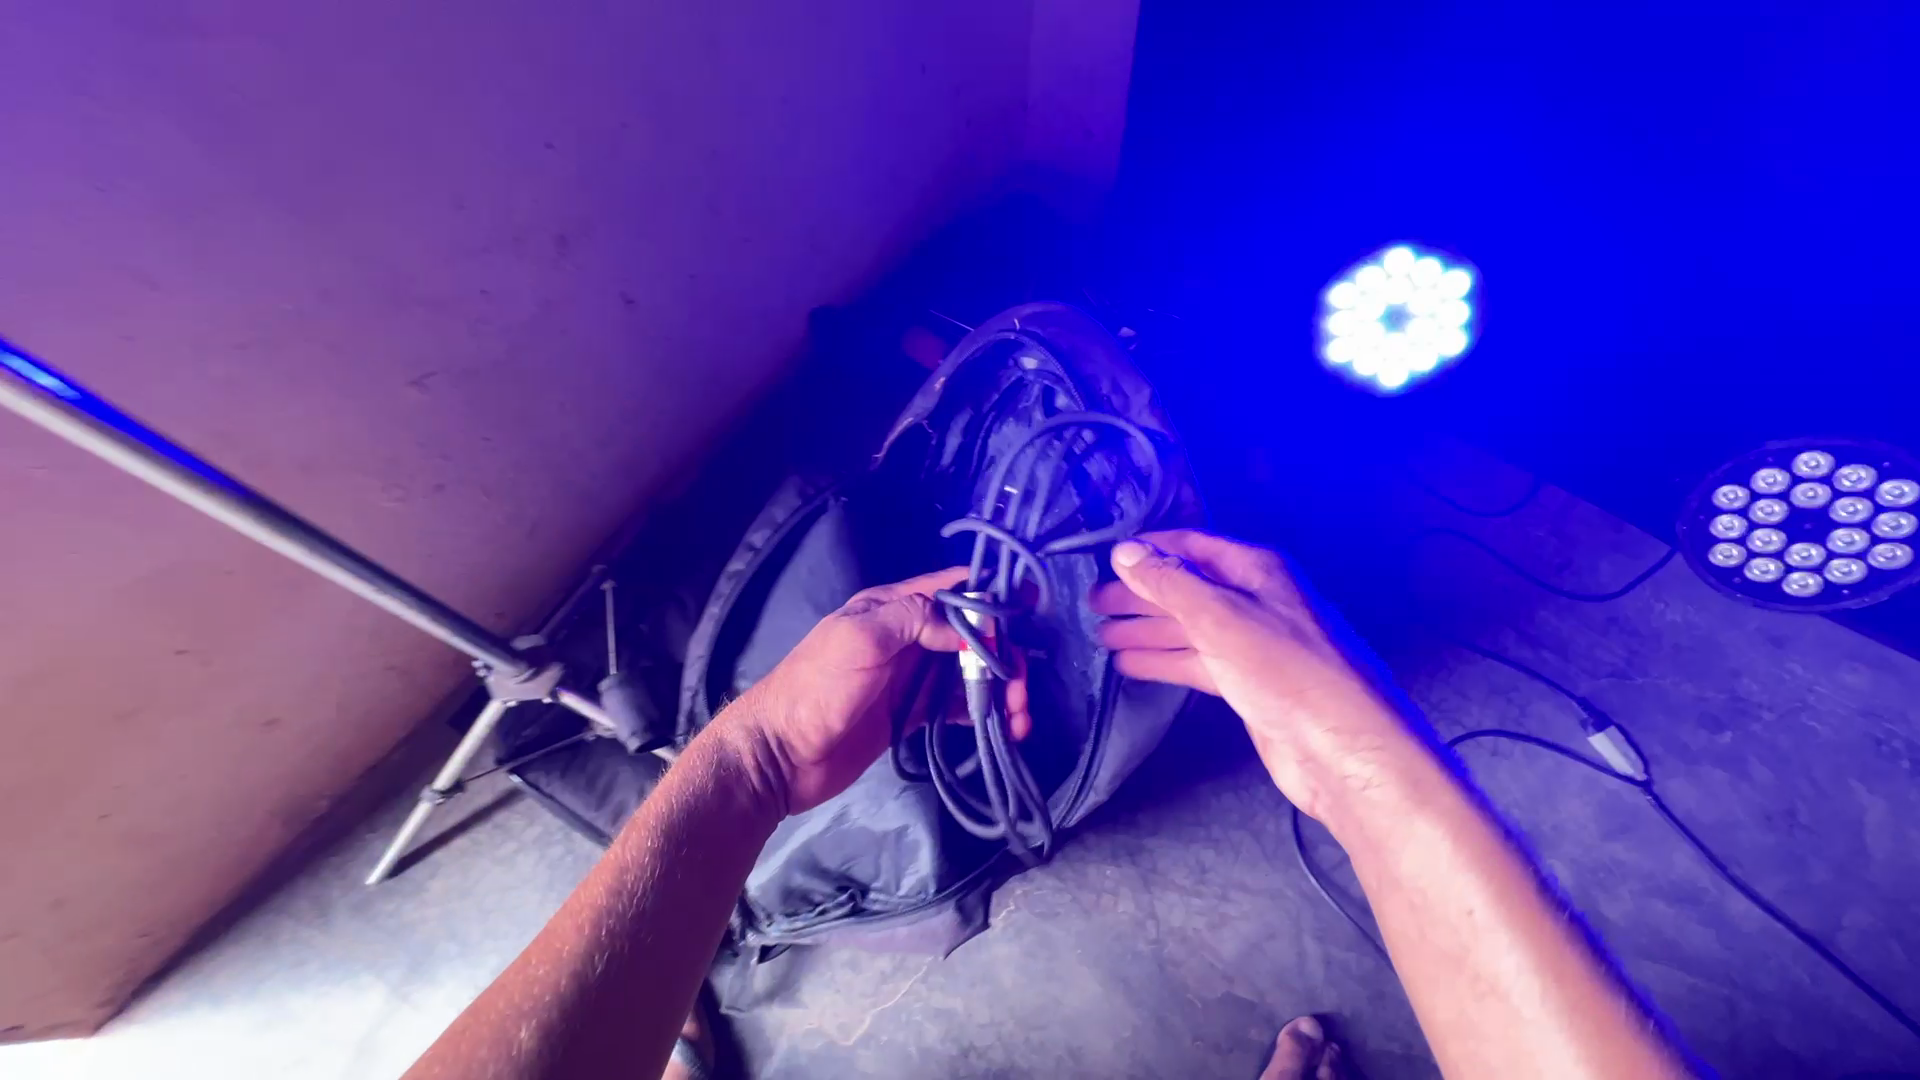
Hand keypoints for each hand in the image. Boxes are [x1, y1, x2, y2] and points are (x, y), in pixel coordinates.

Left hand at [708, 567, 1030, 818]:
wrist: (780, 756)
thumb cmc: (817, 687)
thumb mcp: (862, 638)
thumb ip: (915, 618)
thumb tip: (969, 625)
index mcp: (892, 607)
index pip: (951, 588)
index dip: (990, 594)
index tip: (1029, 607)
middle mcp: (907, 636)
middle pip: (969, 634)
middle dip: (1002, 654)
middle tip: (1021, 686)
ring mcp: (910, 677)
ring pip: (968, 672)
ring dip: (999, 688)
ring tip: (1019, 717)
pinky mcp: (911, 714)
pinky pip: (956, 706)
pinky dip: (982, 713)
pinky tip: (1003, 729)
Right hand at [1091, 530, 1414, 819]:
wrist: (1344, 749)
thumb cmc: (1286, 670)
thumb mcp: (1221, 617)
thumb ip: (1170, 582)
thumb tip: (1125, 552)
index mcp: (1255, 570)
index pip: (1191, 545)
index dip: (1148, 549)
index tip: (1106, 559)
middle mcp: (1254, 600)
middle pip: (1186, 588)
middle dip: (1140, 594)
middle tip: (1093, 603)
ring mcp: (1252, 644)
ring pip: (1188, 628)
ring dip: (1146, 629)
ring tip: (1102, 635)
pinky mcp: (1249, 684)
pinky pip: (1196, 662)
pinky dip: (1163, 661)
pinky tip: (1131, 665)